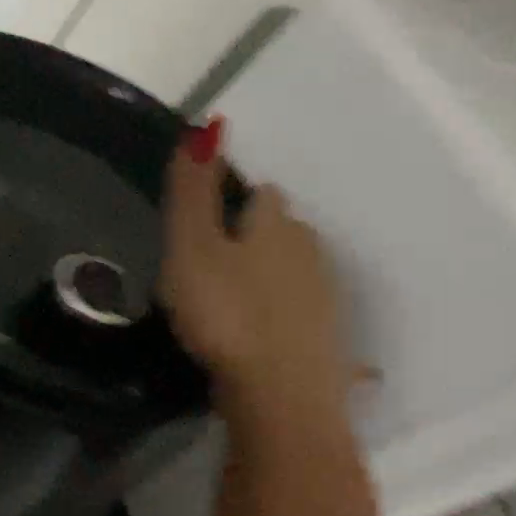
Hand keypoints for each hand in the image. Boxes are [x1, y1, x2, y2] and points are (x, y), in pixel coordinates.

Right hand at [159, 122, 350, 425]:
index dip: (234, 200)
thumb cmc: (226, 313)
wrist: (279, 389)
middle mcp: (309, 250)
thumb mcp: (191, 251)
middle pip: (282, 231)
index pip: (260, 196)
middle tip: (210, 262)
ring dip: (266, 276)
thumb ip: (193, 195)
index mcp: (276, 226)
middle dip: (253, 237)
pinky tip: (254, 331)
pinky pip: (298, 309)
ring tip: (228, 298)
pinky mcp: (323, 334)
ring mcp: (323, 294)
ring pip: (293, 270)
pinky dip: (277, 312)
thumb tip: (207, 125)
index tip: (204, 221)